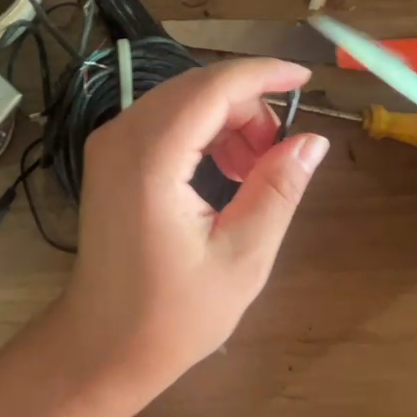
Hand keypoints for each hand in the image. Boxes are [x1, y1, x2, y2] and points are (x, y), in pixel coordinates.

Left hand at [57, 59, 329, 398]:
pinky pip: (163, 118)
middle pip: (195, 87)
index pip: (211, 87)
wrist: (104, 342)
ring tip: (252, 173)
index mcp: (150, 157)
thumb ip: (277, 190)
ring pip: (180, 99)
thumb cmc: (173, 312)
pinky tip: (223, 171)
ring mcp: (109, 140)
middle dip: (247, 105)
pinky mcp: (108, 152)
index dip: (261, 73)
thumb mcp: (242, 257)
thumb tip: (312, 140)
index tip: (304, 77)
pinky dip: (200, 130)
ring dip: (225, 119)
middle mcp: (121, 134)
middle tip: (279, 153)